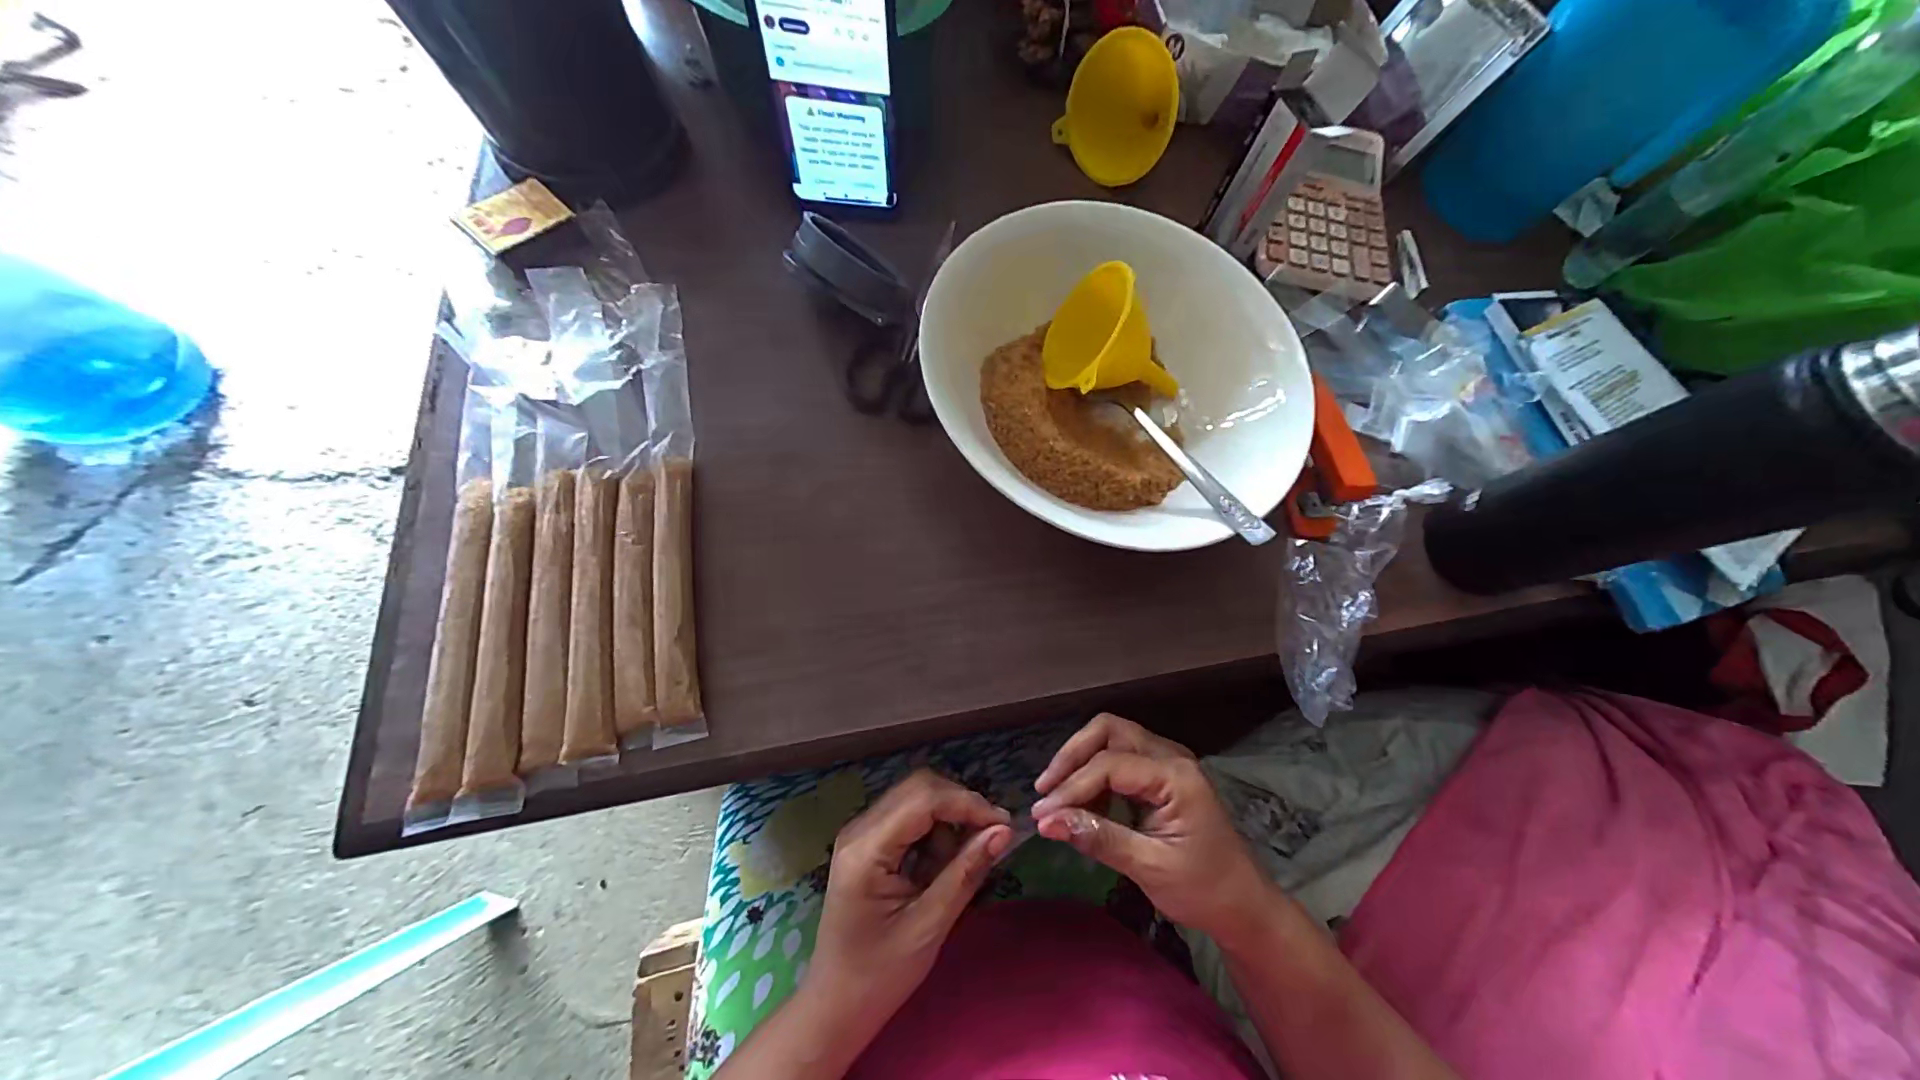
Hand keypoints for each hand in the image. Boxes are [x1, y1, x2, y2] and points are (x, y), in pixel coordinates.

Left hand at [807, 769, 1012, 1028]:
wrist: (838, 1003)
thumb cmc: (881, 974)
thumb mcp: (930, 925)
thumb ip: (966, 872)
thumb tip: (1004, 832)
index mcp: (866, 850)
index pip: (923, 800)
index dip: (967, 804)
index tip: (1004, 825)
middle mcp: (859, 829)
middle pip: (919, 788)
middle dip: (960, 806)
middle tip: (991, 838)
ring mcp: (860, 833)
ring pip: (916, 798)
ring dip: (948, 820)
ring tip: (959, 864)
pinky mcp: (868, 842)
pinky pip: (908, 816)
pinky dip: (934, 831)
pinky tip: (940, 866)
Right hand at [1032, 713, 1275, 944]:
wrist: (1244, 907)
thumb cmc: (1204, 890)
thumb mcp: (1149, 868)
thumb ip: (1098, 838)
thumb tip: (1046, 822)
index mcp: (1175, 776)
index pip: (1109, 765)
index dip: (1071, 787)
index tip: (1042, 815)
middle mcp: (1171, 757)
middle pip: (1109, 731)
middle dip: (1072, 756)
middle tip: (1046, 790)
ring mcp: (1168, 763)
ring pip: (1112, 739)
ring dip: (1081, 762)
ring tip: (1058, 799)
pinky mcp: (1161, 776)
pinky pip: (1120, 758)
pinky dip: (1095, 774)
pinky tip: (1083, 804)